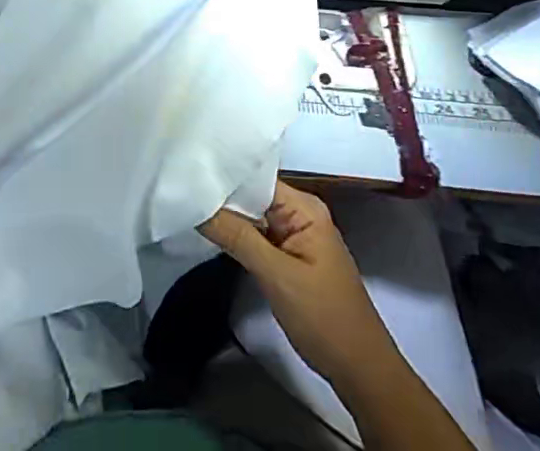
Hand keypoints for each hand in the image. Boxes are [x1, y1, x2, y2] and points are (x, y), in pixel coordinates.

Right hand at [200, 185, 475, 450]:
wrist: (359, 368)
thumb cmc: (324, 317)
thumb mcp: (277, 276)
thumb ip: (237, 237)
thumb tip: (198, 203)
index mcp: (305, 208)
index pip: (257, 178)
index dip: (224, 174)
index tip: (187, 170)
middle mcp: (300, 214)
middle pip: (253, 195)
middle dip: (220, 194)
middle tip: (180, 187)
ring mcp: (294, 236)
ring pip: (252, 216)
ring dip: (225, 215)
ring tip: (186, 203)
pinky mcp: (287, 256)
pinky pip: (256, 235)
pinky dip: (236, 234)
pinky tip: (208, 231)